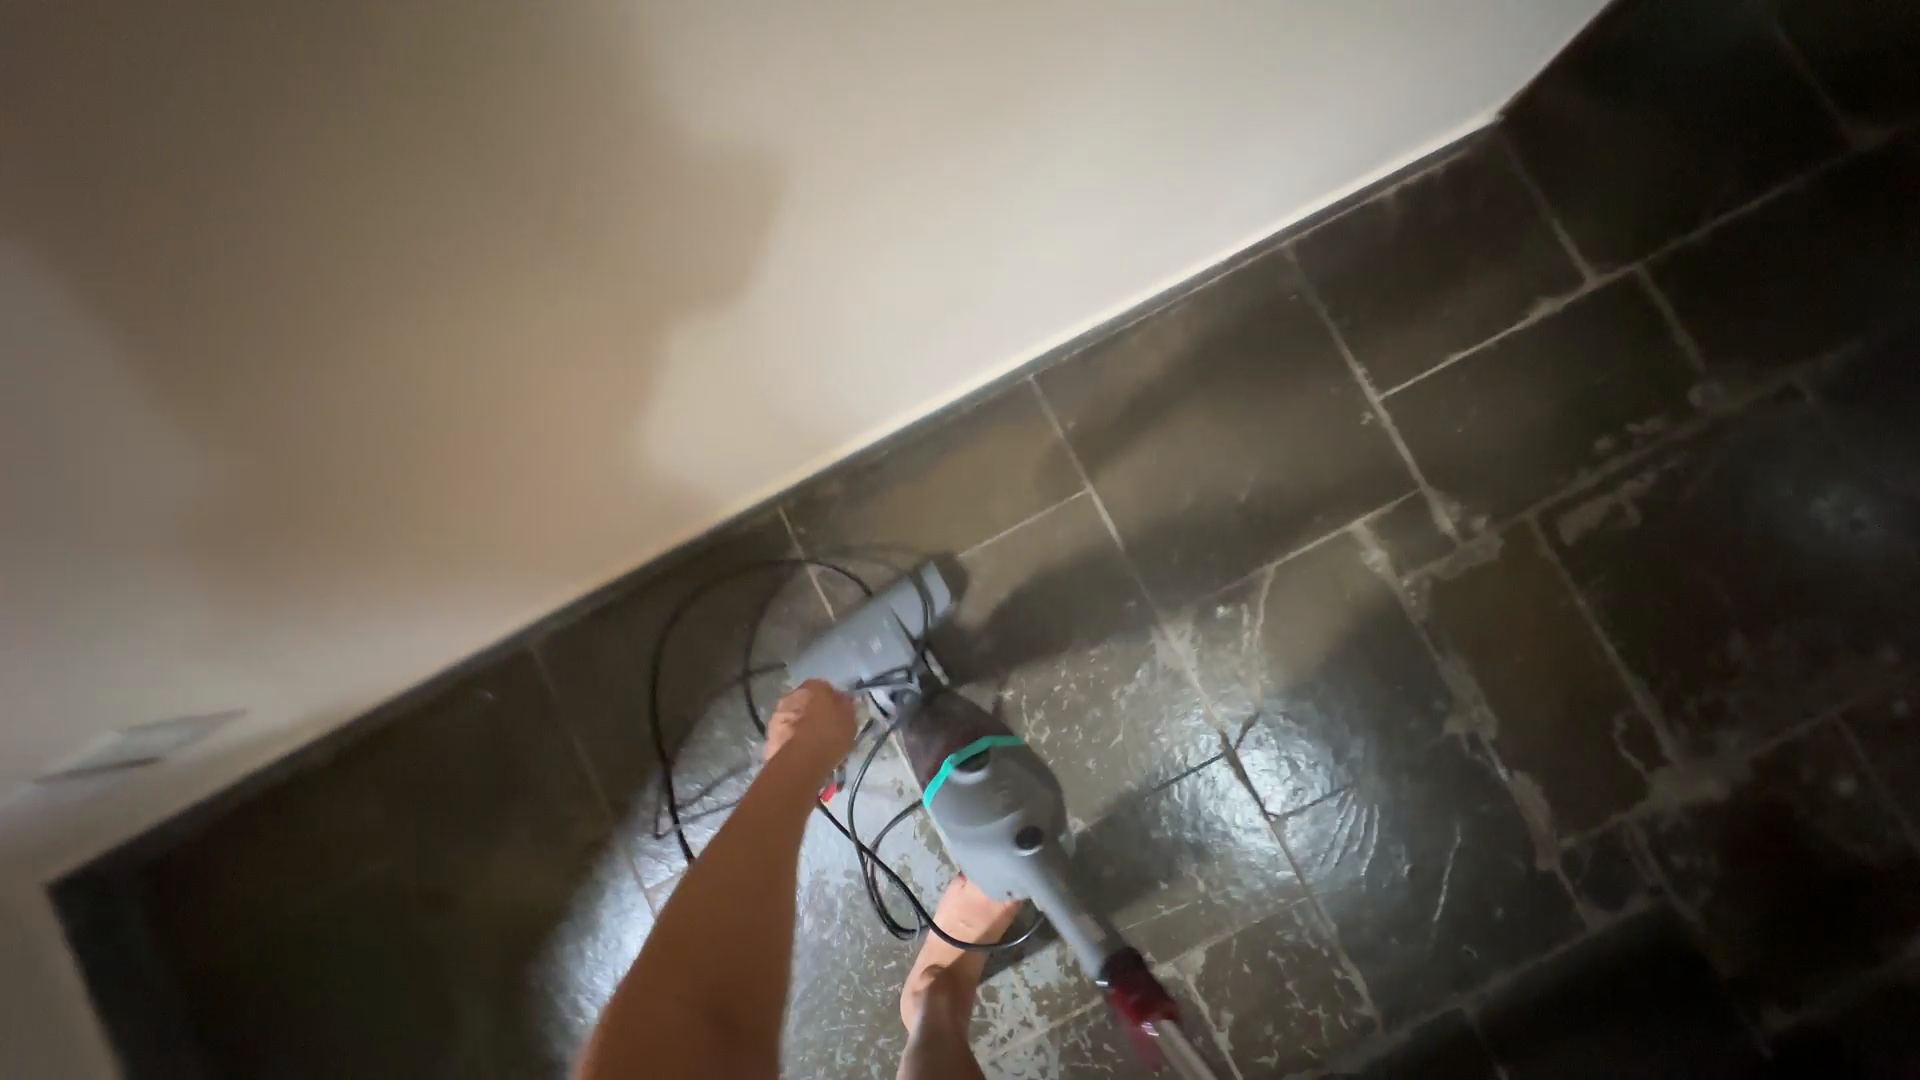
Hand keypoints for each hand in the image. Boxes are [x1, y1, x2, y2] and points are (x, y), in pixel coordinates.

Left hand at [763, 680, 856, 766]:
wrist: (800, 759)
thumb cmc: (830, 733)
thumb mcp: (850, 720)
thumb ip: (846, 707)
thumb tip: (844, 701)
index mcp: (814, 686)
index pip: (826, 688)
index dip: (834, 702)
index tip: (840, 715)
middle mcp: (792, 694)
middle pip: (807, 702)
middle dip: (815, 713)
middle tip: (826, 729)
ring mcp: (778, 714)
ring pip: (794, 718)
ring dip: (802, 726)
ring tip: (814, 744)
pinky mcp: (770, 734)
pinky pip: (786, 734)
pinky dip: (793, 740)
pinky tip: (803, 753)